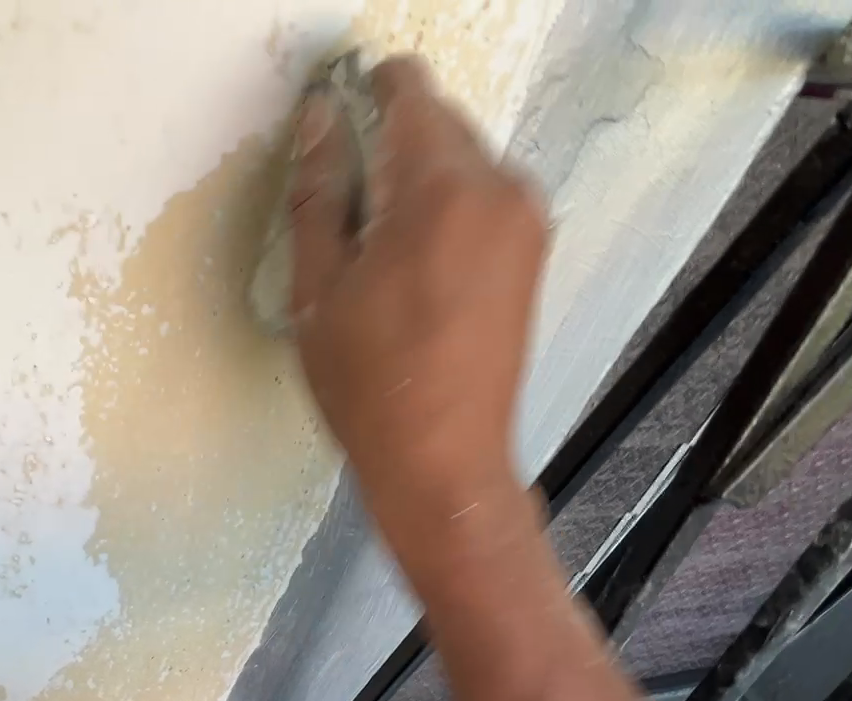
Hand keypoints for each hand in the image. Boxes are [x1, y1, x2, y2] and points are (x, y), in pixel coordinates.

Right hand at [288, 55, 546, 520]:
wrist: (442, 460)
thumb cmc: (367, 384)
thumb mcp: (318, 292)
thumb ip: (319, 195)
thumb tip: (321, 120)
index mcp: (439, 191)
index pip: (408, 93)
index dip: (367, 90)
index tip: (336, 112)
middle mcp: (499, 189)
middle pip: (439, 125)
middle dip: (390, 141)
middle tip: (343, 198)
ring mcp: (525, 222)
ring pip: (463, 163)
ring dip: (416, 179)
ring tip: (374, 242)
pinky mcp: (532, 255)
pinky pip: (483, 199)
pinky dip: (444, 208)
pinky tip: (411, 261)